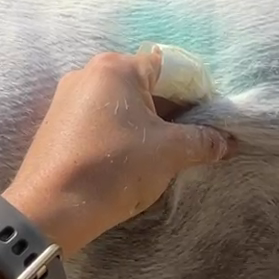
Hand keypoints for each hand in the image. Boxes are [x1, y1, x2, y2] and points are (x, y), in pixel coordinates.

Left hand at [3, 50, 232, 252]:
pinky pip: (101, 119)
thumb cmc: (115, 169)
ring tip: (161, 153)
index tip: (207, 121)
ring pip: (122, 103)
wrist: (50, 211)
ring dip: (147, 123)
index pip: (171, 67)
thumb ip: (203, 140)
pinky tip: (130, 160)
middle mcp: (89, 73)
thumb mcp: (170, 153)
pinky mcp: (56, 124)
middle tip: (189, 139)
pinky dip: (122, 133)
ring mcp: (68, 98)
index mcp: (117, 68)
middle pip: (145, 84)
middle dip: (172, 110)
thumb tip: (227, 142)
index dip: (195, 92)